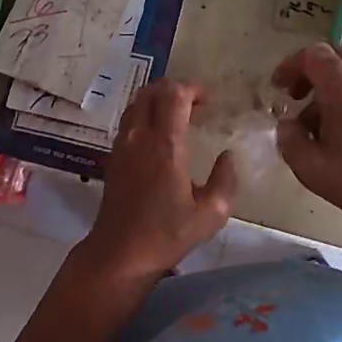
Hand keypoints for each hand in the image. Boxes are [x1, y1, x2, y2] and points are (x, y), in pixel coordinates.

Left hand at [80, 80, 237, 281]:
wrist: (120, 253)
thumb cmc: (167, 234)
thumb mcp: (211, 214)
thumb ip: (225, 180)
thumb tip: (228, 156)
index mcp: (165, 146)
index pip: (174, 94)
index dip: (193, 88)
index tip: (209, 101)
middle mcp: (139, 137)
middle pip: (152, 90)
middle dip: (175, 89)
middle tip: (196, 104)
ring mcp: (122, 145)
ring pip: (137, 102)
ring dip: (158, 100)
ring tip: (179, 116)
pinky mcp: (113, 156)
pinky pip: (129, 119)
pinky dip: (146, 114)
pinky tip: (160, 135)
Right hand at [272, 43, 341, 235]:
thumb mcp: (310, 168)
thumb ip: (289, 140)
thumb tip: (287, 125)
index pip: (315, 55)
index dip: (291, 64)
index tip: (278, 87)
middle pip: (335, 57)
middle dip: (308, 71)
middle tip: (293, 96)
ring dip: (326, 90)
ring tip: (313, 126)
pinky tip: (338, 135)